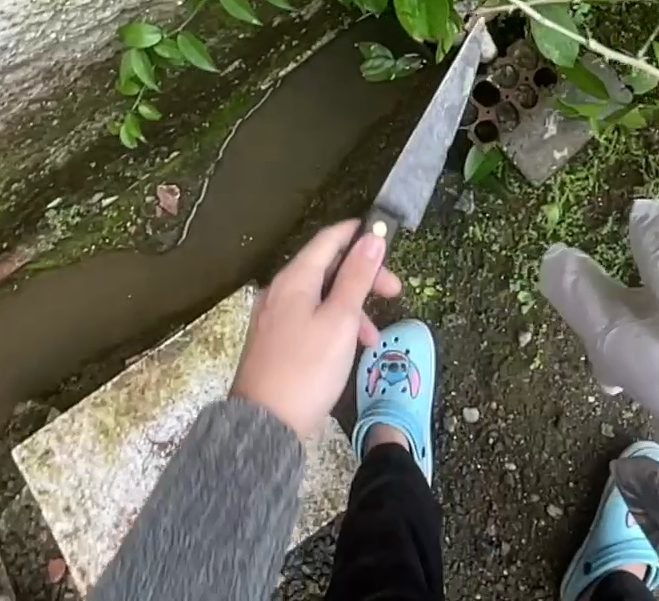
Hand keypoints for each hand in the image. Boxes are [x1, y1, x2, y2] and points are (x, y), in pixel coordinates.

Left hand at [230, 220, 401, 438]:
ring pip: (322, 294)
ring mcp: (275, 315)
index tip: (387, 238)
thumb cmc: (307, 369)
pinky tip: (350, 348)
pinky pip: (311, 316)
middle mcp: (281, 290)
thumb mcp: (341, 320)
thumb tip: (373, 238)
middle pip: (327, 267)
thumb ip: (358, 277)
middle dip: (363, 275)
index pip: (329, 239)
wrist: (264, 426)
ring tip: (374, 335)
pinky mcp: (275, 339)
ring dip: (353, 304)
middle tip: (394, 290)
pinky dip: (335, 322)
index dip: (359, 233)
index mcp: (295, 279)